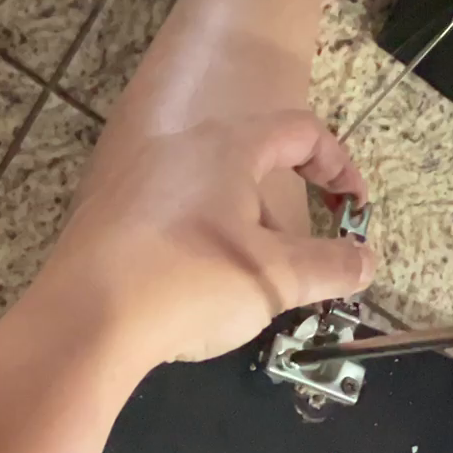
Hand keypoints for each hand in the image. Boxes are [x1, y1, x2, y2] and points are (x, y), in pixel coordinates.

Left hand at [29, 110, 374, 366]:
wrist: (85, 321)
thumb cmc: (191, 283)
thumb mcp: (275, 279)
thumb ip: (330, 267)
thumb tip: (366, 263)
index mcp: (226, 146)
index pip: (300, 132)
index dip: (338, 165)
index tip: (354, 208)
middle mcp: (175, 150)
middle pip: (248, 168)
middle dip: (278, 220)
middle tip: (284, 269)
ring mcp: (130, 182)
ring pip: (204, 199)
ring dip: (234, 238)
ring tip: (231, 291)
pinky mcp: (101, 220)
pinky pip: (163, 224)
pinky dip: (190, 249)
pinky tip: (182, 293)